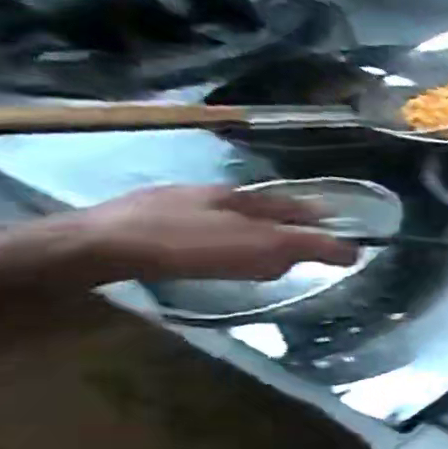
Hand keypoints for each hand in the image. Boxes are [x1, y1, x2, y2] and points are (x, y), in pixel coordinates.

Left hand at [54, 185, 358, 282]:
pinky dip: (208, 241)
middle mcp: (212, 193)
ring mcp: (172, 204)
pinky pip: (190, 229)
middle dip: (283, 222)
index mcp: (245, 197)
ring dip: (245, 231)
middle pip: (260, 208)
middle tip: (299, 242)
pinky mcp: (139, 221)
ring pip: (223, 217)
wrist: (93, 244)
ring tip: (255, 251)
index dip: (317, 219)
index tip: (335, 230)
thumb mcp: (260, 249)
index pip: (294, 206)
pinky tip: (201, 255)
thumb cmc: (187, 244)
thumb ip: (310, 248)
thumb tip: (354, 251)